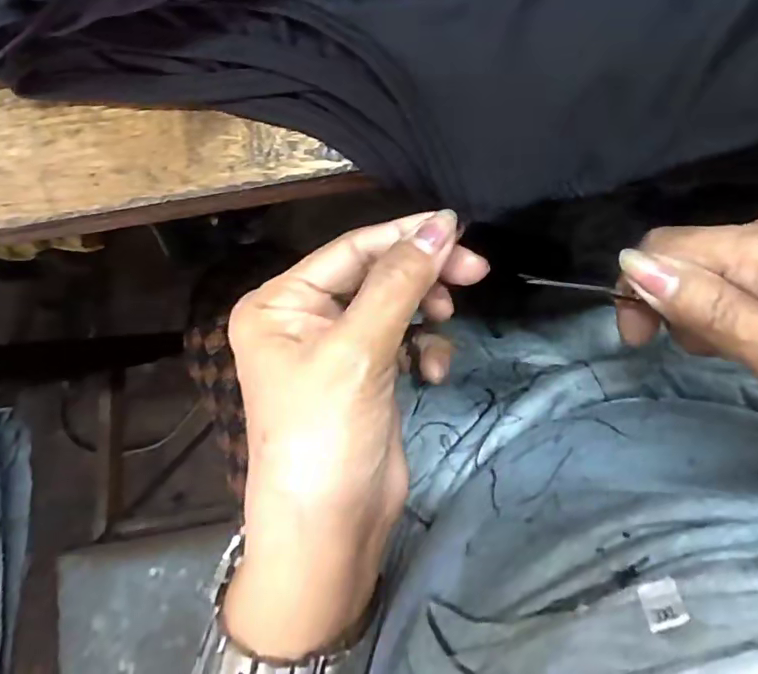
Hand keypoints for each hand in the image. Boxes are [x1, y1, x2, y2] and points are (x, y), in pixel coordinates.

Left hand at [222, 210, 487, 658]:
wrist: (329, 534)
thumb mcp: (361, 349)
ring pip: (397, 302)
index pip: (353, 249)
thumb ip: (402, 281)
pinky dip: (425, 347)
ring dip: (427, 310)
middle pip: (378, 272)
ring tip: (446, 325)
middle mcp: (305, 317)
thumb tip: (443, 223)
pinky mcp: (366, 372)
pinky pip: (404, 337)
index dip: (407, 234)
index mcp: (282, 302)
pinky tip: (433, 372)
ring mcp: (337, 345)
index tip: (459, 226)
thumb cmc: (327, 432)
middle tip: (475, 271)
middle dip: (424, 272)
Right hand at [614, 211, 757, 545]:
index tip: (643, 348)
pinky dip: (733, 321)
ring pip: (715, 274)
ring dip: (705, 318)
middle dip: (676, 306)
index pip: (673, 246)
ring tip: (747, 365)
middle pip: (691, 256)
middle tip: (714, 364)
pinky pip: (746, 289)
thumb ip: (717, 311)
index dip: (643, 291)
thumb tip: (634, 265)